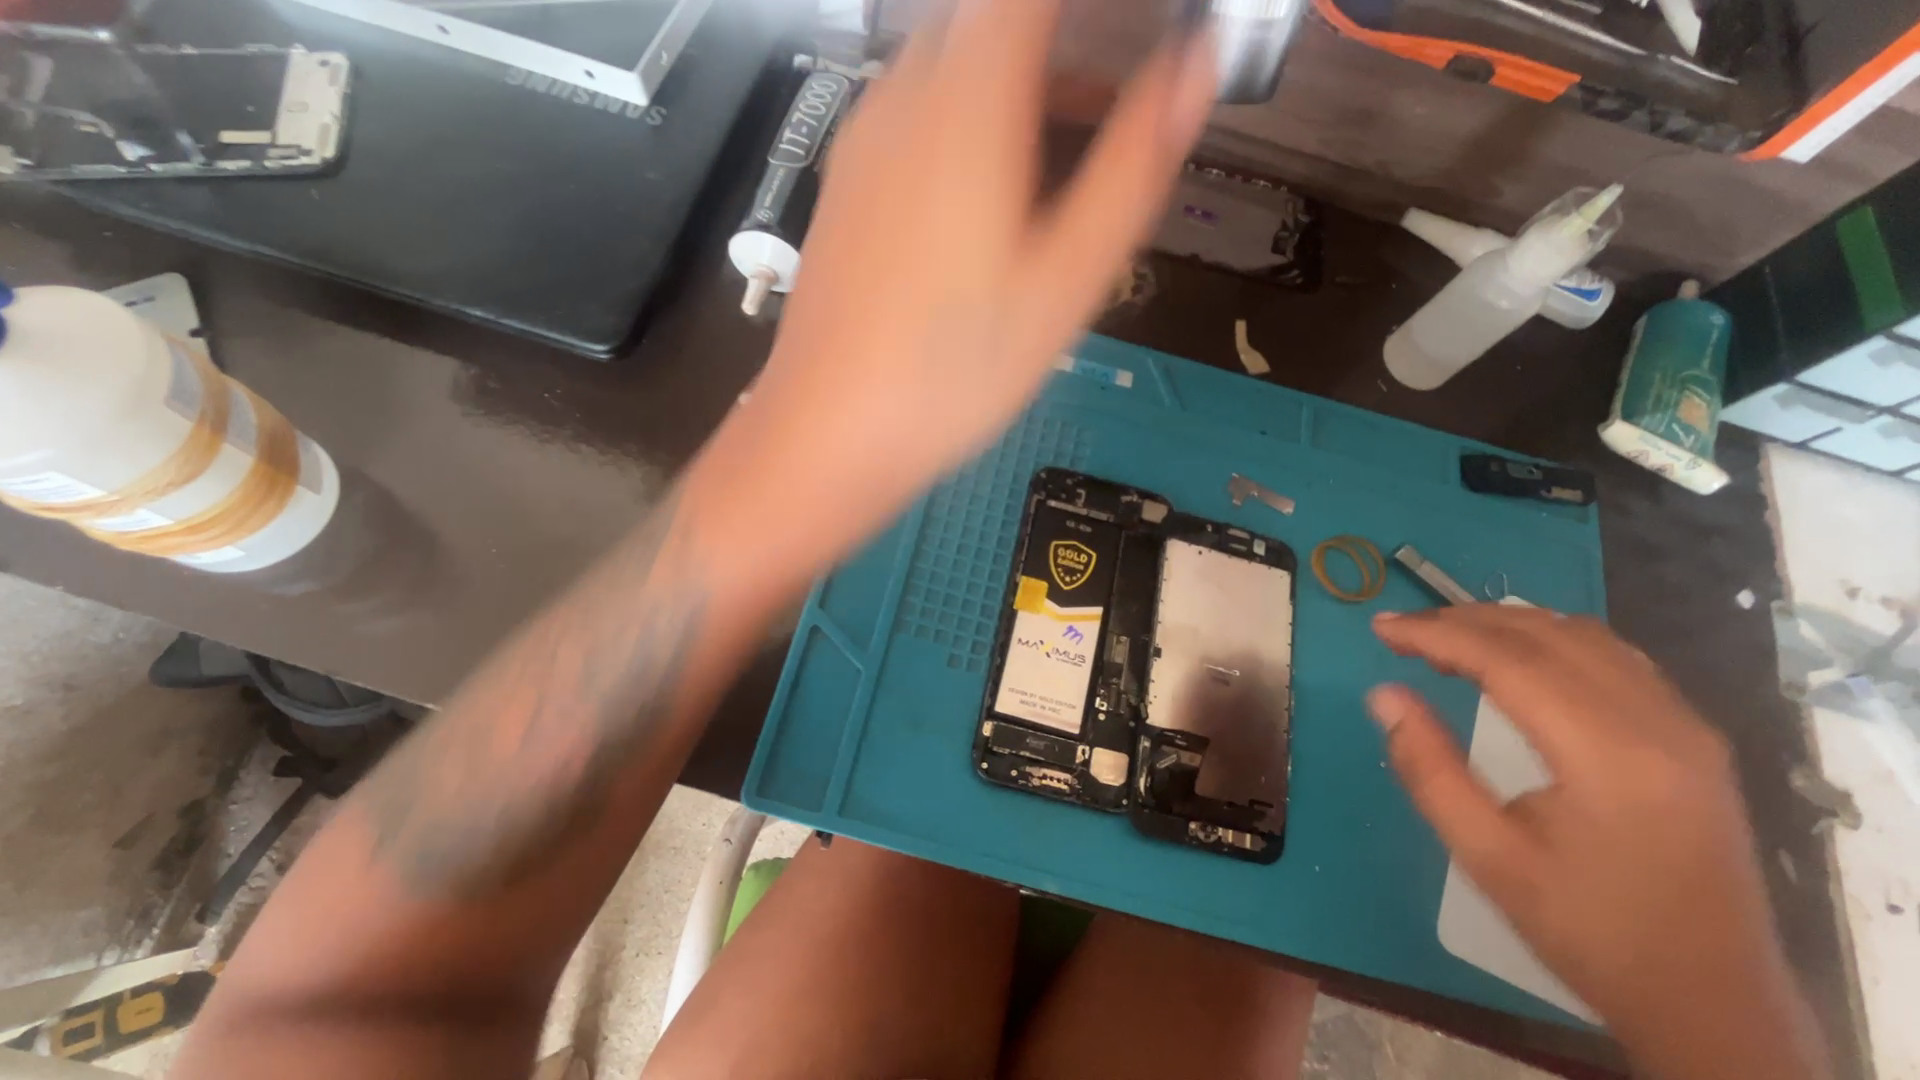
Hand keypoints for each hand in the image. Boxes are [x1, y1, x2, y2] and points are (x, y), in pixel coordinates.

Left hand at [738, 0, 1215, 550]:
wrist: (828, 432)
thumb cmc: (954, 367)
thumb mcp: (1068, 278)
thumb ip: (1134, 165)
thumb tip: (1195, 72)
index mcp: (968, 102)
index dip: (1087, 9)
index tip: (1134, 31)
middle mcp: (904, 97)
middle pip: (991, 18)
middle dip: (1063, 35)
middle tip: (1115, 88)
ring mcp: (864, 140)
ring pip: (950, 65)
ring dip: (1018, 78)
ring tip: (1072, 138)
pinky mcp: (846, 185)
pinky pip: (915, 114)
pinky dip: (969, 117)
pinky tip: (996, 191)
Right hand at [1368, 606, 1827, 1079]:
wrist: (1713, 1003)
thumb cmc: (1589, 933)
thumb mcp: (1488, 858)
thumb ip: (1429, 769)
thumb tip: (1384, 695)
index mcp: (1608, 754)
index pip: (1510, 660)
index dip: (1438, 634)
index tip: (1380, 629)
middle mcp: (1658, 722)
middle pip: (1550, 636)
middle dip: (1466, 621)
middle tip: (1402, 630)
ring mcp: (1687, 727)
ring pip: (1588, 639)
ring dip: (1511, 626)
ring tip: (1448, 637)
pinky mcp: (1696, 740)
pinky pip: (1618, 661)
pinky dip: (1555, 642)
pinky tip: (1521, 658)